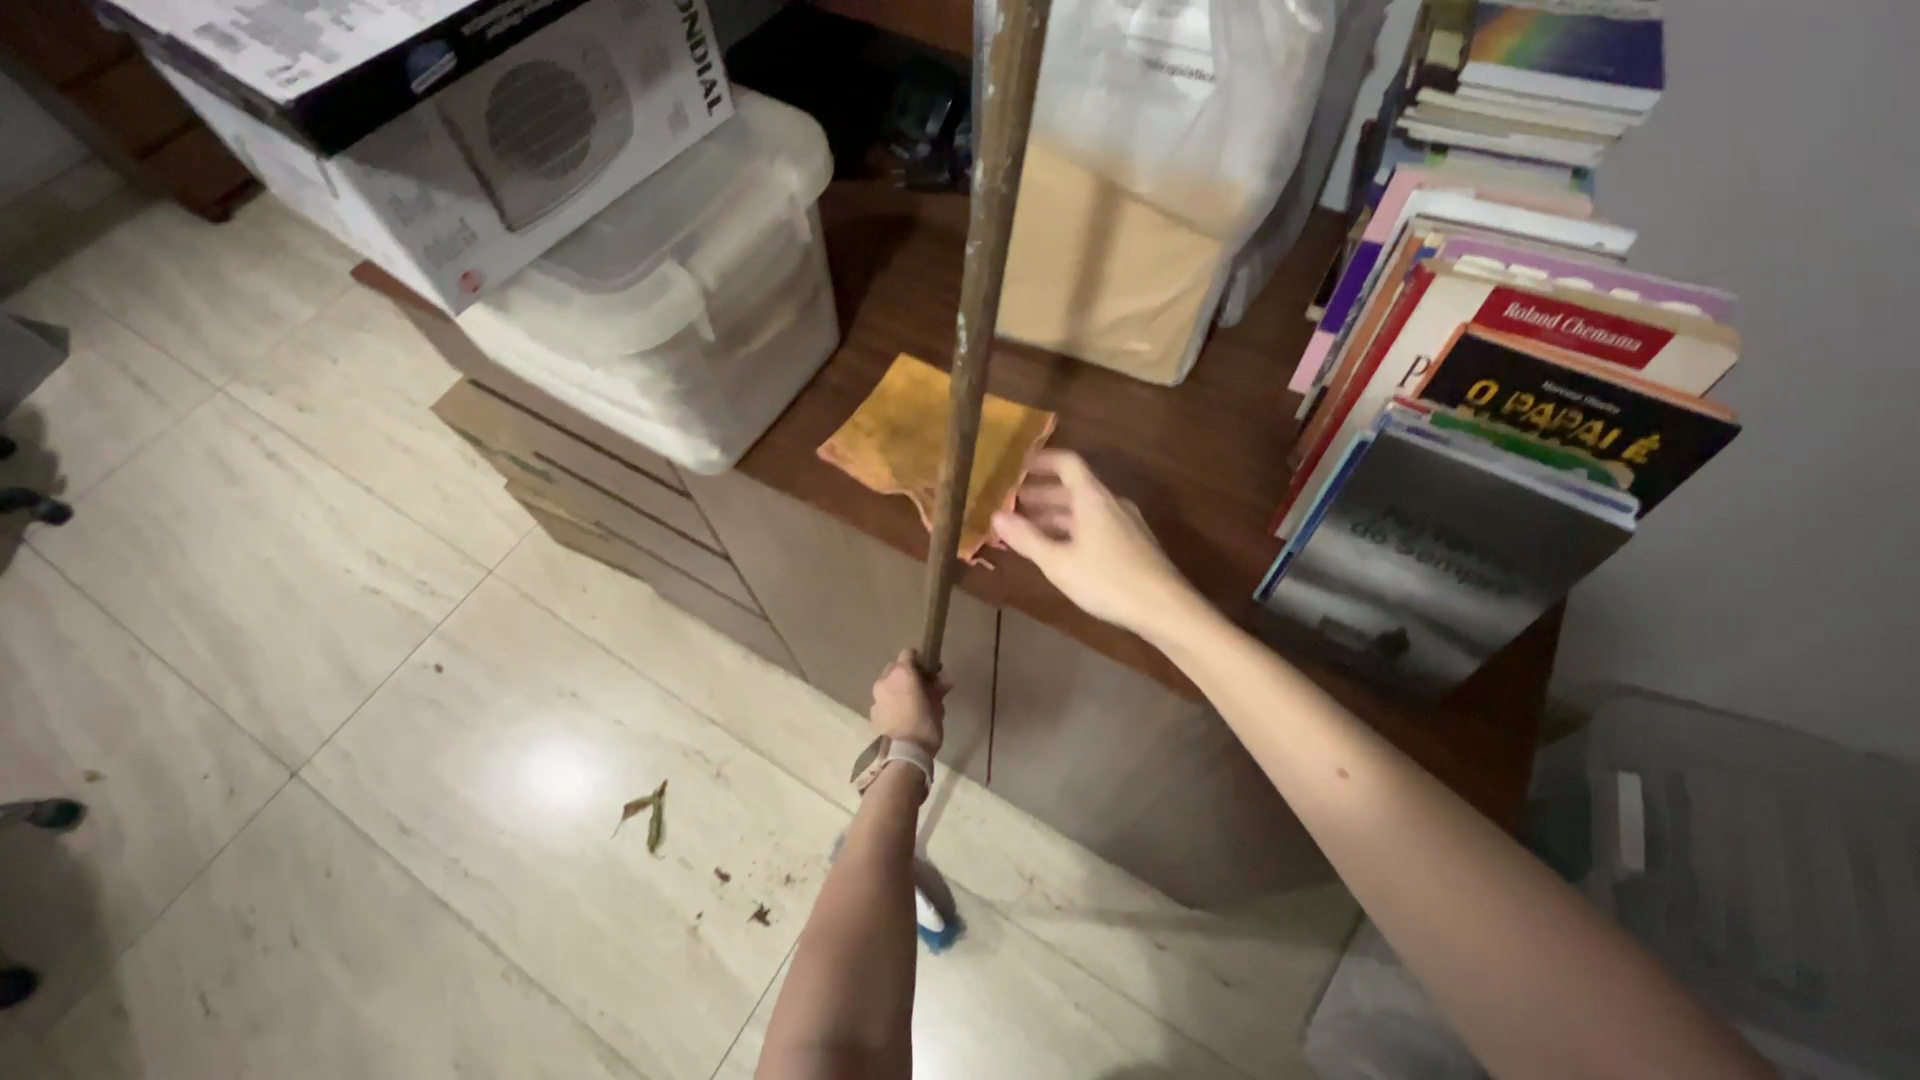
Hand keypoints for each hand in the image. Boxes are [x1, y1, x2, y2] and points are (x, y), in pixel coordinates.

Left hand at [869, 649, 948, 754]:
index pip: (907, 653)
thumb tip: (948, 677)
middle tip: (920, 686)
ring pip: (886, 685)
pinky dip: (890, 702)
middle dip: (906, 674)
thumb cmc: (924, 726)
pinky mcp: (872, 713)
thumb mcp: (937, 706)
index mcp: (902, 674)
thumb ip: (939, 688)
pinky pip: (882, 700)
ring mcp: (876, 697)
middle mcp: (885, 681)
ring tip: (910, 702)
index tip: (928, 669)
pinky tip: (900, 715)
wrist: (902, 754)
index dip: (919, 659)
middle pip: (894, 668)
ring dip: (897, 688)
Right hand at [992, 450, 1199, 639]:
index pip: (1067, 463)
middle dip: (1041, 494)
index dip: (1042, 460)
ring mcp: (1126, 523)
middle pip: (1074, 488)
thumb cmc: (1108, 580)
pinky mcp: (1133, 544)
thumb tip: (996, 516)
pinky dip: (1073, 530)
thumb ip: (1027, 538)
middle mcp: (1111, 503)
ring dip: (1055, 515)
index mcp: (1093, 498)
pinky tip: (1059, 551)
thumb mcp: (1059, 562)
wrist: (1165, 608)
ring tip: (1028, 530)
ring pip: (1085, 510)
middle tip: (1012, 504)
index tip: (1018, 465)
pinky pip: (1096, 526)